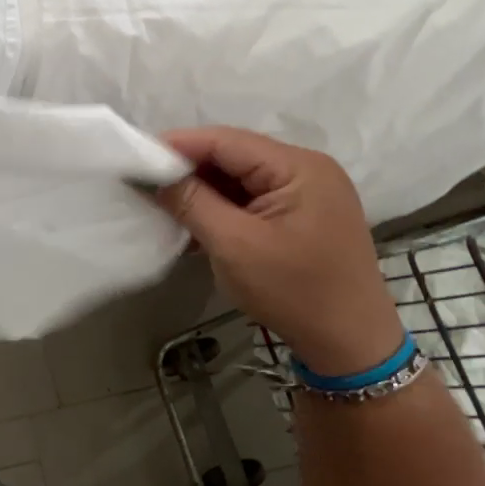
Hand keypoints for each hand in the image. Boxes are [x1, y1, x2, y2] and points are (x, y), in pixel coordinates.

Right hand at [151, 127, 403, 376]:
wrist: (350, 344)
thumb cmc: (294, 291)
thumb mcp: (233, 244)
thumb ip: (190, 202)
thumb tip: (151, 175)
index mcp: (299, 167)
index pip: (226, 141)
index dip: (177, 145)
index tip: (133, 158)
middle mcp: (307, 169)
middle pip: (234, 155)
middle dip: (187, 168)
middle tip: (142, 181)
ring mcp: (308, 193)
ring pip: (240, 177)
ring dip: (201, 189)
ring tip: (160, 201)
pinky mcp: (302, 216)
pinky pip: (252, 198)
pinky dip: (220, 206)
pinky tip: (193, 220)